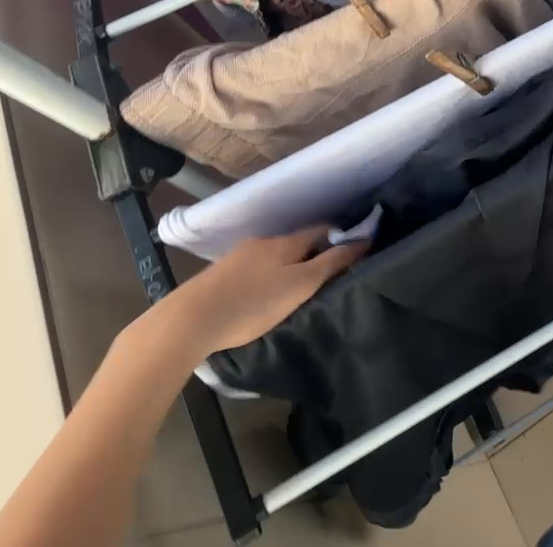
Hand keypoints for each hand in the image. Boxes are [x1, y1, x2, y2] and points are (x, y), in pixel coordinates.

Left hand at [146, 226, 368, 359]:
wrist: (187, 322)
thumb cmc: (253, 303)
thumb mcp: (301, 286)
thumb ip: (333, 263)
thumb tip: (364, 240)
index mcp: (285, 242)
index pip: (321, 229)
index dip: (340, 237)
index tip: (353, 253)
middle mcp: (262, 242)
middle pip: (296, 243)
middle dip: (313, 254)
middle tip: (326, 277)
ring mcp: (237, 258)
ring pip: (273, 257)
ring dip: (287, 267)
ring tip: (295, 289)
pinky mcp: (218, 277)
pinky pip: (253, 270)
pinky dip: (265, 277)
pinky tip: (262, 296)